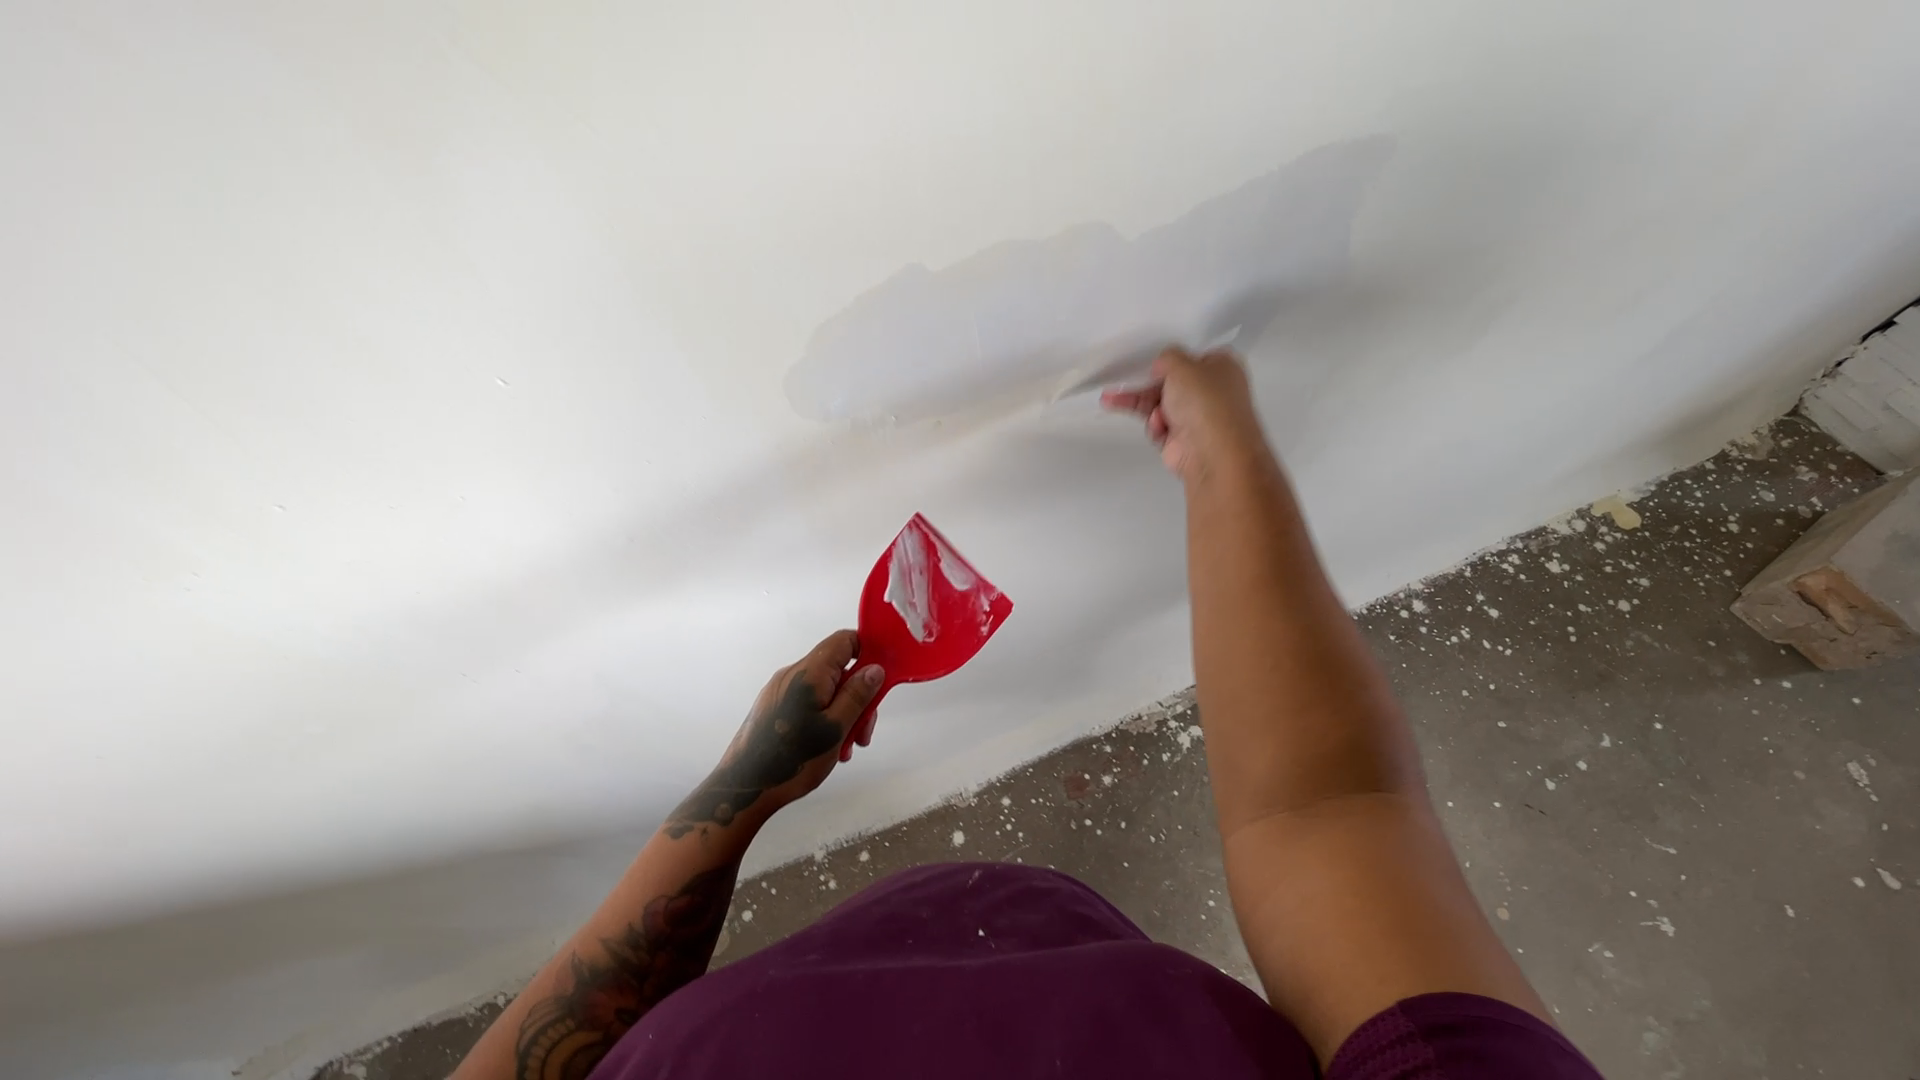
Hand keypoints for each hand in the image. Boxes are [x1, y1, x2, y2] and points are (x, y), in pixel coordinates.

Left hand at [664, 631, 883, 838]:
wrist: (743, 789)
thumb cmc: (792, 759)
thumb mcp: (835, 728)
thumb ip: (857, 695)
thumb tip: (875, 668)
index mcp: (809, 673)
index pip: (845, 640)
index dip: (868, 652)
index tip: (882, 679)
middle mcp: (792, 674)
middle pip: (838, 670)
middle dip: (858, 697)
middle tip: (863, 733)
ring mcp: (780, 691)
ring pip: (825, 691)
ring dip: (843, 714)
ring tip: (845, 749)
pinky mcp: (773, 708)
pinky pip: (809, 704)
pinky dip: (824, 720)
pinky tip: (828, 750)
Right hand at [1101, 347, 1267, 482]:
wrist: (1212, 454)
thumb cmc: (1205, 403)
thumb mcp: (1182, 366)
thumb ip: (1167, 358)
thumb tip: (1162, 367)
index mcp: (1222, 367)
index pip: (1192, 358)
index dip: (1170, 358)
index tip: (1149, 359)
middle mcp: (1211, 391)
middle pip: (1170, 382)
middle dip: (1144, 384)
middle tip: (1120, 382)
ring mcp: (1196, 416)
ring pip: (1159, 404)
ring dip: (1140, 403)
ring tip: (1111, 399)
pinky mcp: (1180, 438)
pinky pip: (1158, 425)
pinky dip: (1154, 425)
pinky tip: (1158, 426)